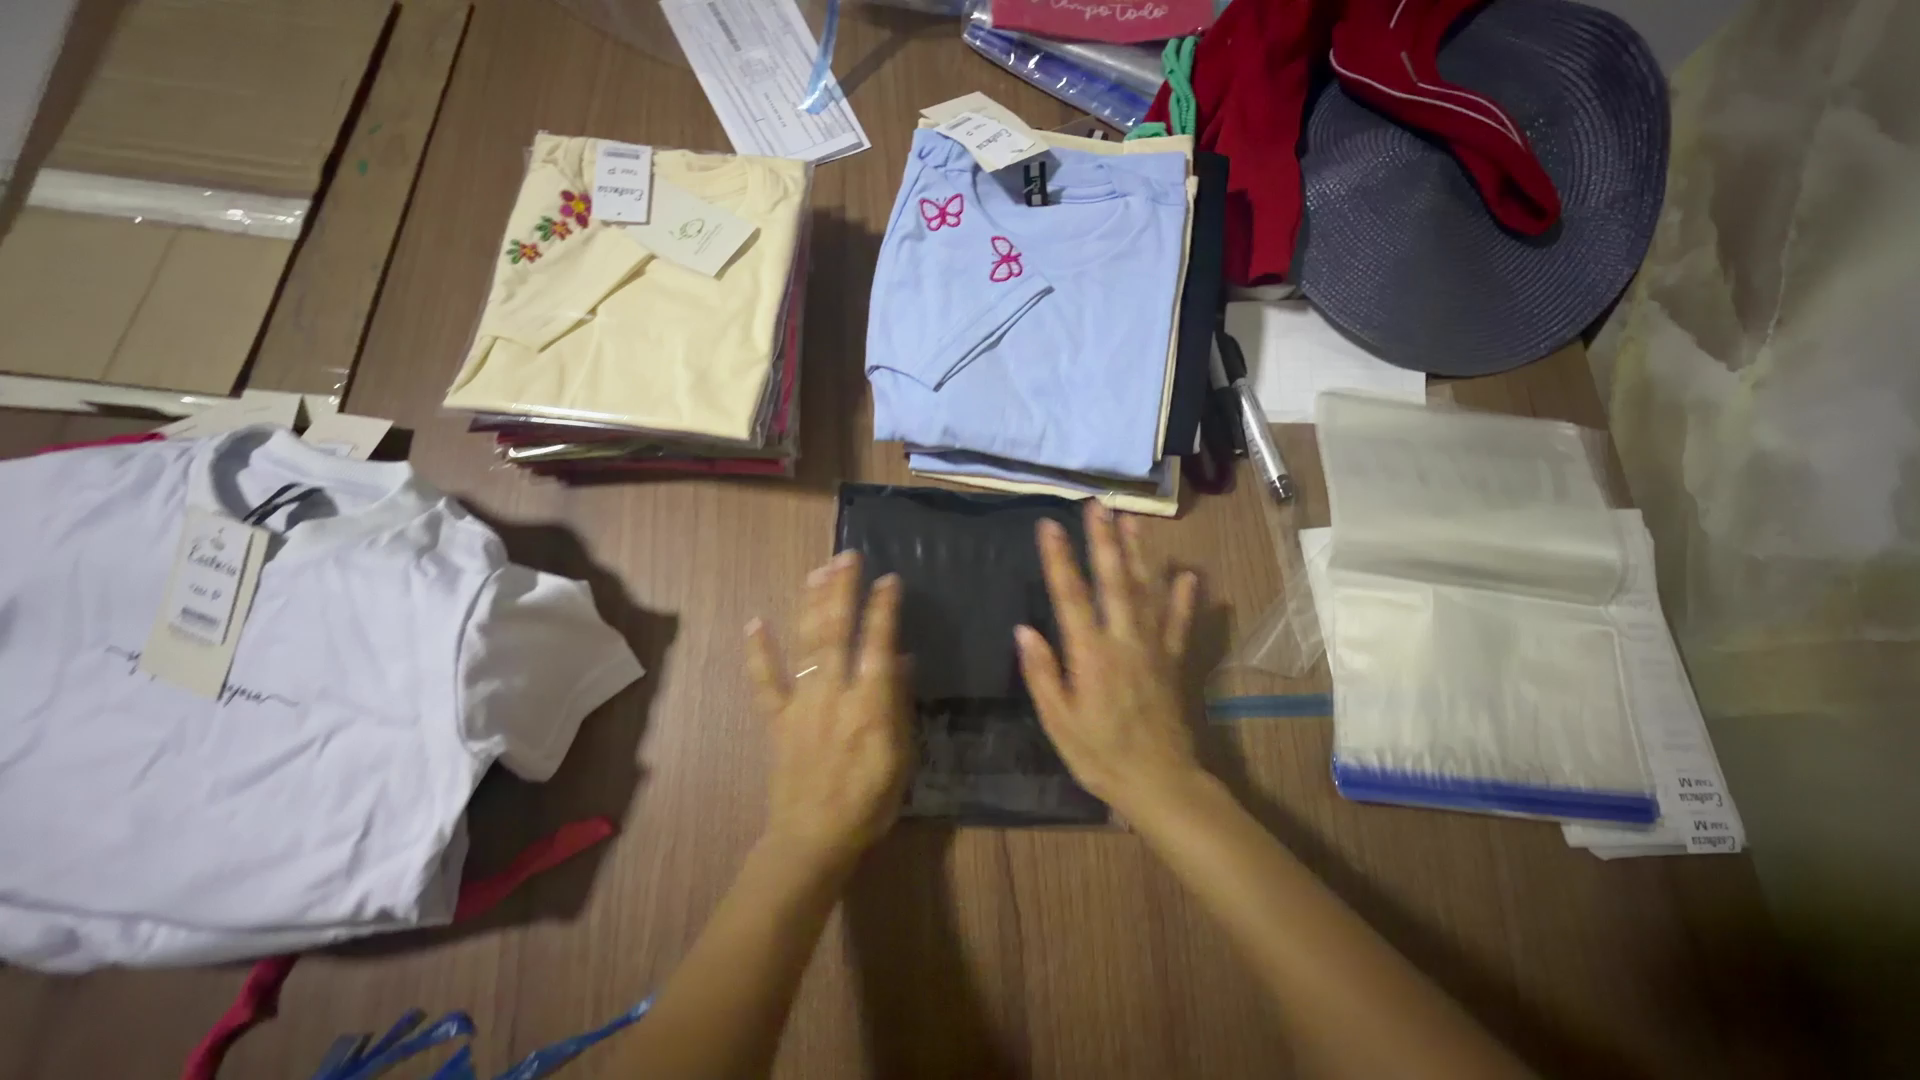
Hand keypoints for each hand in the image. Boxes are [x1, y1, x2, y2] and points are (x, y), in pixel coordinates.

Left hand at [745, 552, 912, 863]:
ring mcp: (801, 704)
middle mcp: (833, 694)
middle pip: (836, 632)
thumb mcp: (901, 757)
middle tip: (846, 556)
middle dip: (842, 590)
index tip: (889, 579)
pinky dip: (758, 651)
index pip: (878, 643)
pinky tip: (755, 620)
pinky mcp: (777, 719)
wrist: (813, 837)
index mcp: (869, 704)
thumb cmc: (868, 802)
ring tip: (816, 571)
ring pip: (805, 644)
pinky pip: (765, 681)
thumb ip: (897, 705)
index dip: (883, 609)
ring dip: (810, 605)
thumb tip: (900, 658)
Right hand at [1016, 502, 1201, 815]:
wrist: (1159, 782)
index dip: (1059, 559)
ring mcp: (1154, 649)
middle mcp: (1124, 641)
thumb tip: (1024, 629)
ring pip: (1147, 591)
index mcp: (1091, 655)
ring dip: (1139, 553)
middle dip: (1103, 540)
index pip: (1071, 597)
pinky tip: (1186, 575)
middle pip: (1114, 582)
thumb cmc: (1099, 755)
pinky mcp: (1174, 662)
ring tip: (1132, 520)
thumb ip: (1042, 674)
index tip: (1049, 525)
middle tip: (1096, 506)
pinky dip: (1184, 598)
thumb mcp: (1058, 722)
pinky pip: (1180, 623)